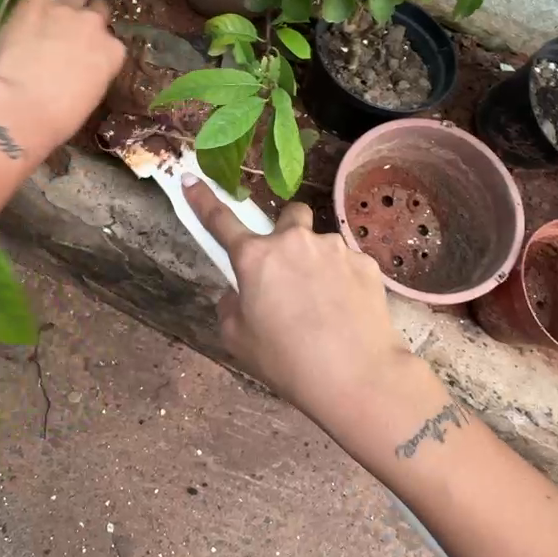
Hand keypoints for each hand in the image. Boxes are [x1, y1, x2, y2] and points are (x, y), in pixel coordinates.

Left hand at [0, 0, 125, 155]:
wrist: (20, 108)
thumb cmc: (56, 118)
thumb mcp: (88, 98)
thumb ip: (92, 72)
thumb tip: (81, 67)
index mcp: (113, 53)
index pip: (111, 42)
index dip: (96, 48)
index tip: (84, 58)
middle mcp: (94, 25)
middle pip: (96, 12)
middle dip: (86, 20)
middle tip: (69, 35)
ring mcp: (64, 9)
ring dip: (69, 1)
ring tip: (57, 9)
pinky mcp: (34, 1)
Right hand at [183, 178, 428, 437]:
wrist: (358, 377)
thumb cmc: (287, 361)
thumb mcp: (238, 339)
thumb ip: (231, 306)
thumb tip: (241, 292)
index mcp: (254, 258)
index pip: (220, 220)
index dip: (203, 200)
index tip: (191, 180)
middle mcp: (293, 242)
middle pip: (288, 216)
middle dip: (286, 233)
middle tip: (288, 268)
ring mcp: (333, 248)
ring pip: (320, 243)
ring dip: (316, 262)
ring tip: (324, 305)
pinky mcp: (365, 263)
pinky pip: (347, 264)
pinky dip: (343, 281)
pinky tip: (347, 312)